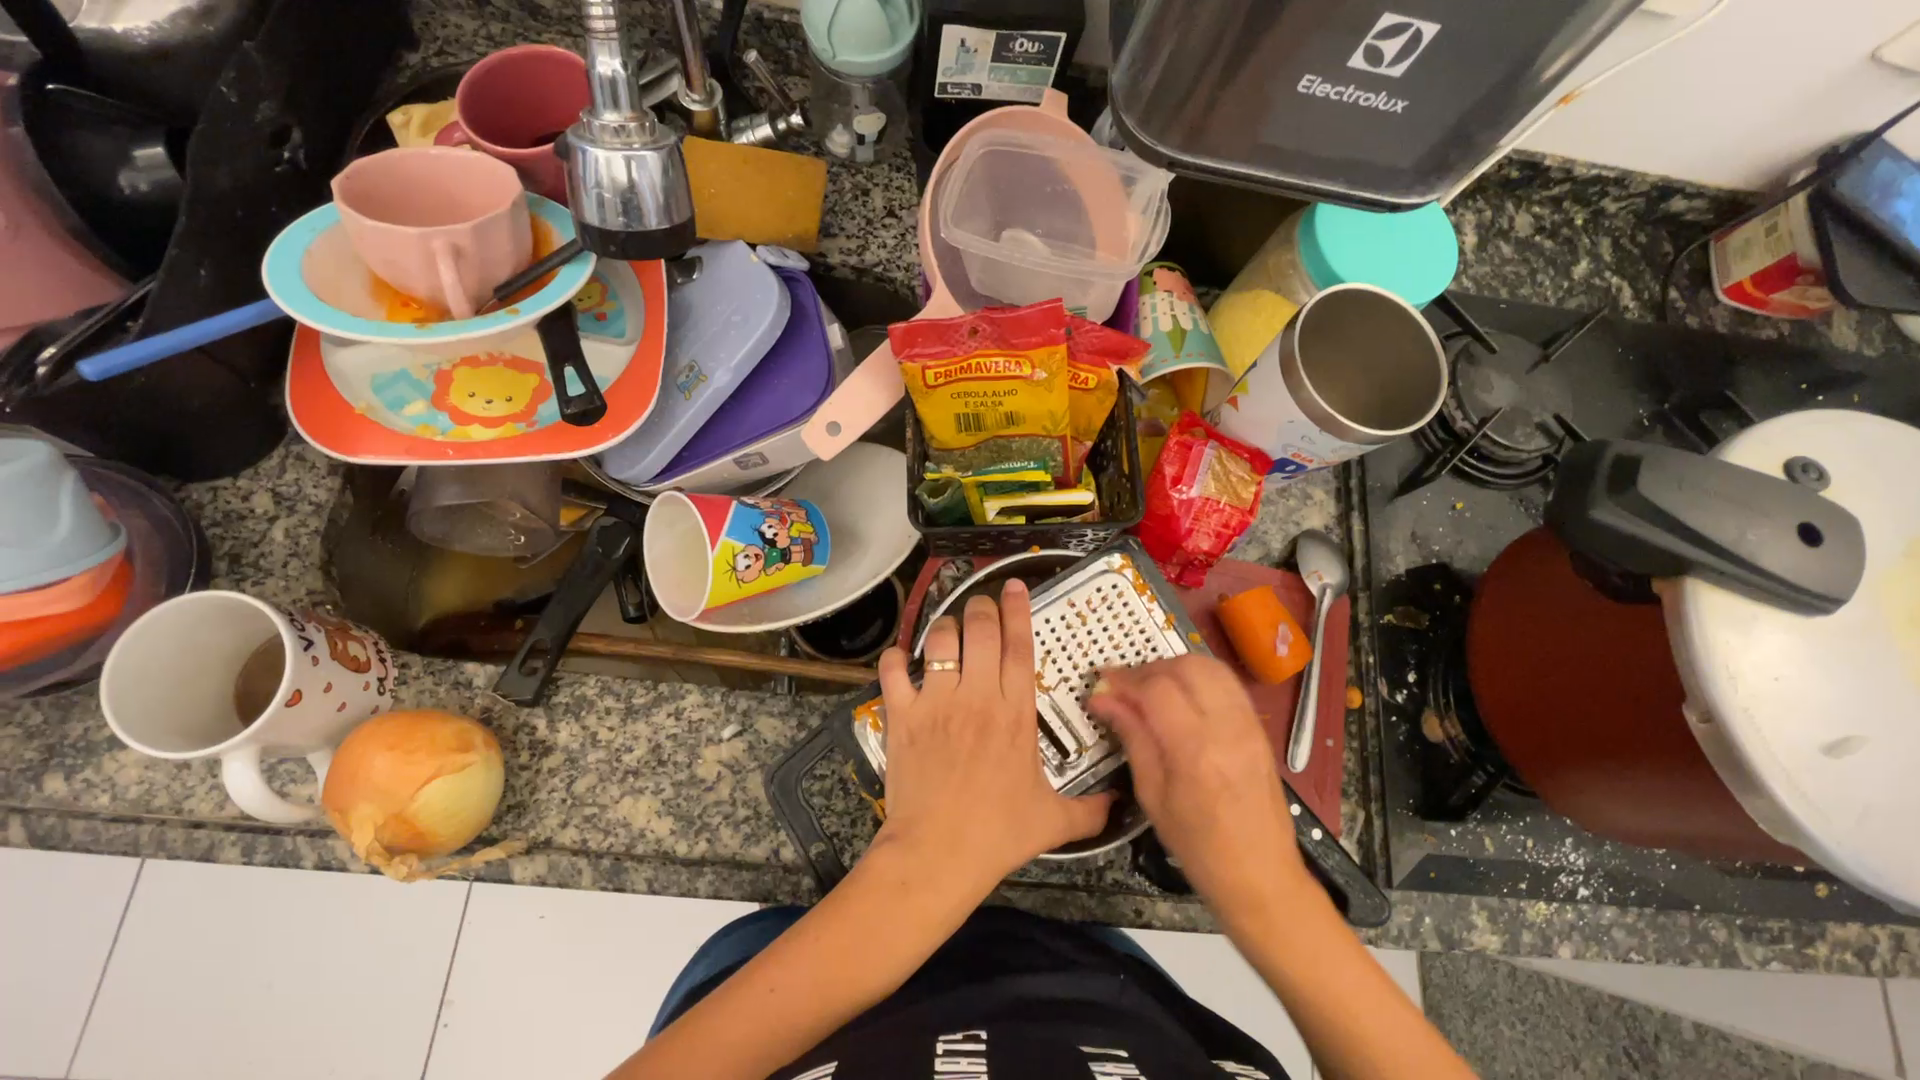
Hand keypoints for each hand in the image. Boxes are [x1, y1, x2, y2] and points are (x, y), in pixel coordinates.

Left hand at [873, 579, 1114, 888]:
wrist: (938, 852)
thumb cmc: (998, 834)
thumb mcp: (1055, 822)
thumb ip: (1091, 810)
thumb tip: (1119, 807)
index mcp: (1017, 713)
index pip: (1020, 645)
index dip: (1018, 610)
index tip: (1014, 586)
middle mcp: (978, 696)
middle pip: (980, 630)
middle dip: (981, 607)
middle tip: (981, 604)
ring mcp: (937, 703)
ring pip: (940, 641)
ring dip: (944, 626)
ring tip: (948, 628)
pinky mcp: (902, 716)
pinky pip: (893, 671)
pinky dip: (895, 658)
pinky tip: (900, 659)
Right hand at [1088, 656, 1310, 917]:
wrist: (1261, 874)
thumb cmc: (1199, 847)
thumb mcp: (1153, 796)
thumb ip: (1132, 738)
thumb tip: (1103, 700)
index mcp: (1195, 751)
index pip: (1156, 689)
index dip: (1124, 680)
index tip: (1101, 685)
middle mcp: (1227, 727)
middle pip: (1185, 667)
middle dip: (1149, 669)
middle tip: (1124, 688)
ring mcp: (1249, 724)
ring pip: (1210, 667)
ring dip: (1175, 668)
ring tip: (1152, 689)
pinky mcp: (1259, 728)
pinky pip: (1228, 684)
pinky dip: (1200, 678)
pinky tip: (1182, 698)